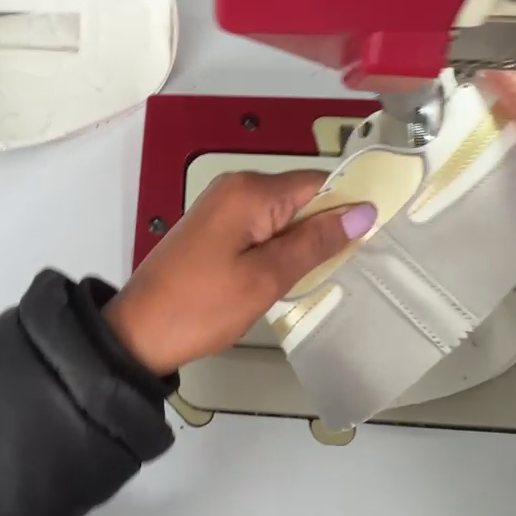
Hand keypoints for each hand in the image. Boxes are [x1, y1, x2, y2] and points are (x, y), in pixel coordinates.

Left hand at [105, 171, 374, 374]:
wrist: (137, 332)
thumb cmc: (200, 307)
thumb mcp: (265, 278)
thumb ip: (315, 243)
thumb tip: (361, 212)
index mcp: (249, 191)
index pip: (318, 182)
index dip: (349, 205)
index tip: (378, 233)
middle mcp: (235, 187)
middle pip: (301, 196)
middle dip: (327, 226)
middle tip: (352, 264)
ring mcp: (221, 207)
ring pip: (283, 214)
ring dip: (304, 240)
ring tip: (323, 274)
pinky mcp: (213, 228)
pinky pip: (261, 226)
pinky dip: (280, 246)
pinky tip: (289, 274)